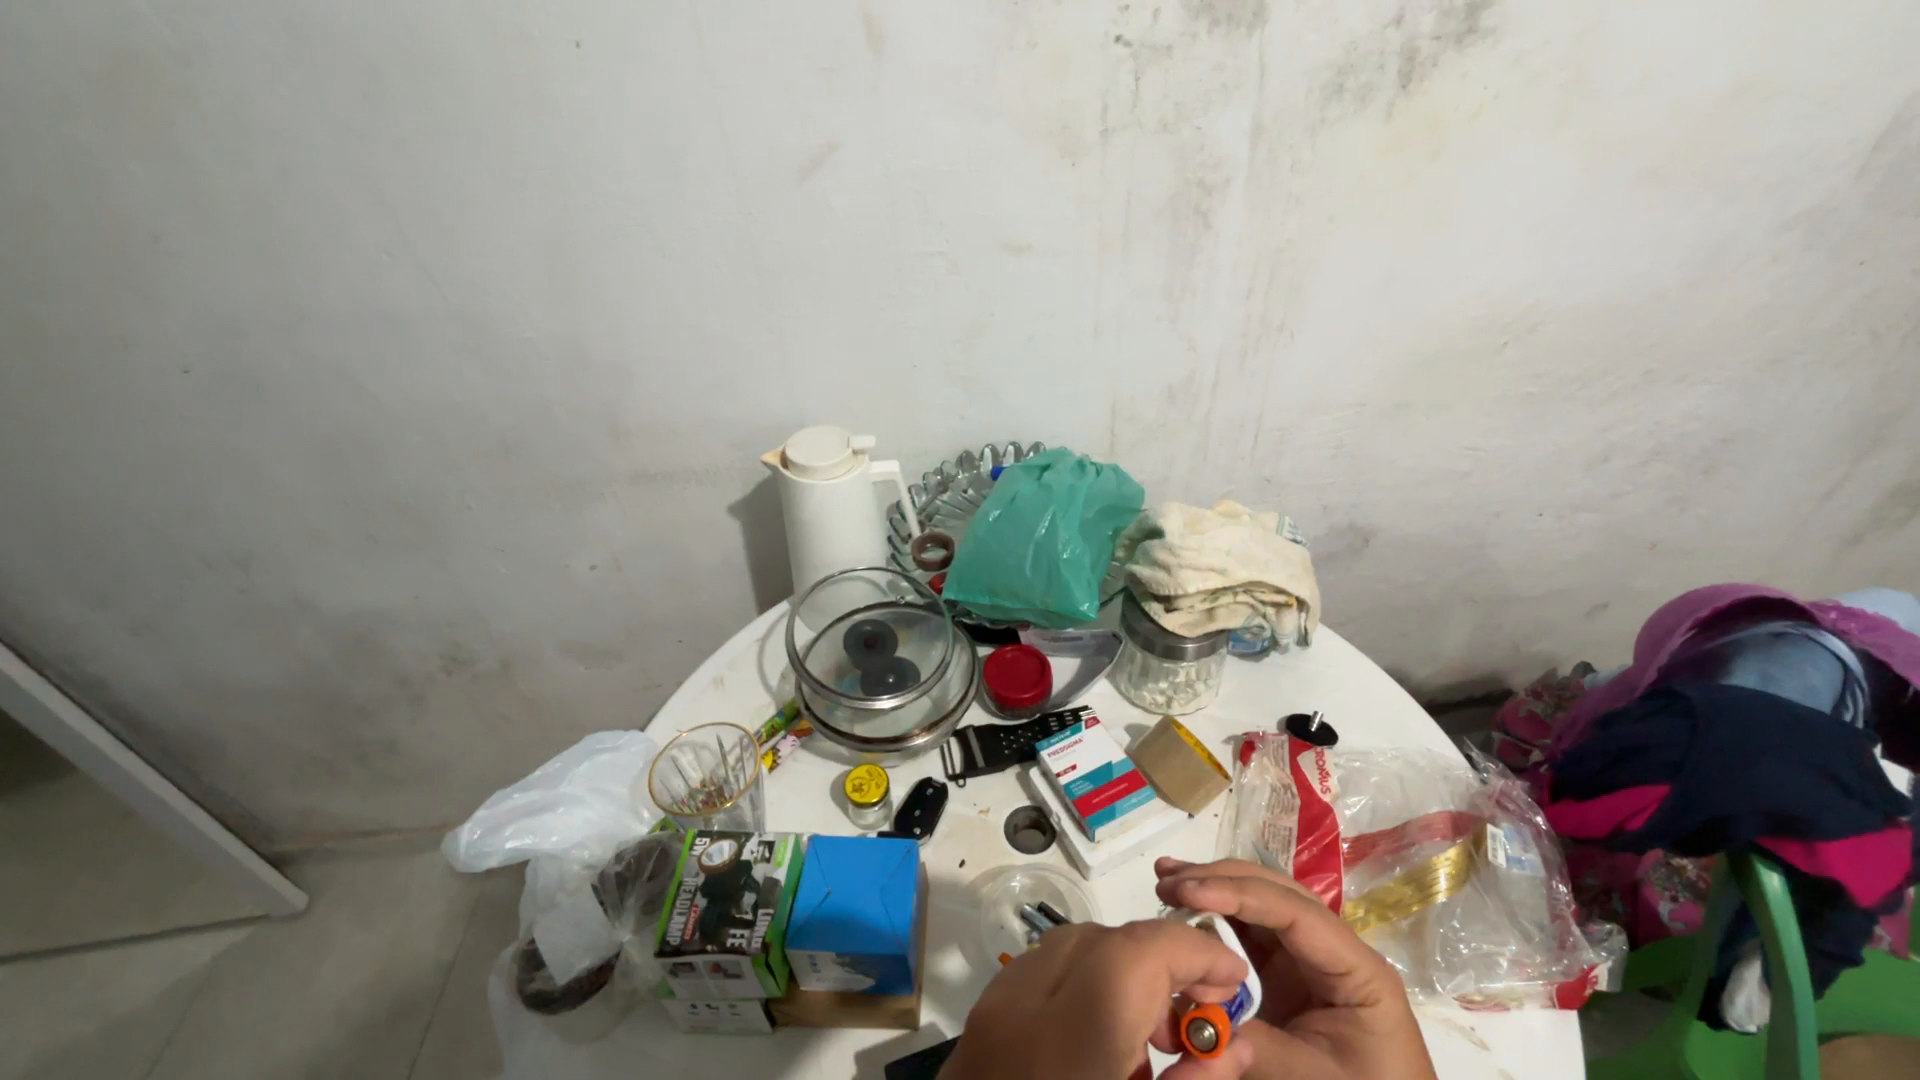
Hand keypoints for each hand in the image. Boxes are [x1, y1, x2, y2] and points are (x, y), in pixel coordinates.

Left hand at [942, 919, 1256, 1079]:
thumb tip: (1232, 1045)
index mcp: (1069, 1042)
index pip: (1136, 952)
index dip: (1195, 953)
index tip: (1233, 980)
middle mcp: (1022, 1008)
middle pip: (1103, 941)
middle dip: (1162, 961)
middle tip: (1197, 1011)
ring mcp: (993, 1010)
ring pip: (1069, 945)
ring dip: (1123, 967)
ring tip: (1154, 1030)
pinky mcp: (980, 1018)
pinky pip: (1041, 968)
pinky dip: (1084, 978)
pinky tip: (1104, 1030)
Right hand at [1154, 859, 1436, 1079]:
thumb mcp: (1306, 1076)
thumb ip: (1249, 1038)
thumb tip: (1190, 1003)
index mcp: (1356, 968)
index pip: (1294, 911)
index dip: (1239, 893)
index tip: (1187, 892)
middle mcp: (1332, 950)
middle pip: (1276, 894)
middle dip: (1220, 880)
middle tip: (1168, 880)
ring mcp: (1308, 960)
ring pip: (1258, 906)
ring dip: (1213, 889)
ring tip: (1166, 880)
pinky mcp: (1287, 975)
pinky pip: (1249, 935)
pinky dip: (1215, 918)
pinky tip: (1184, 908)